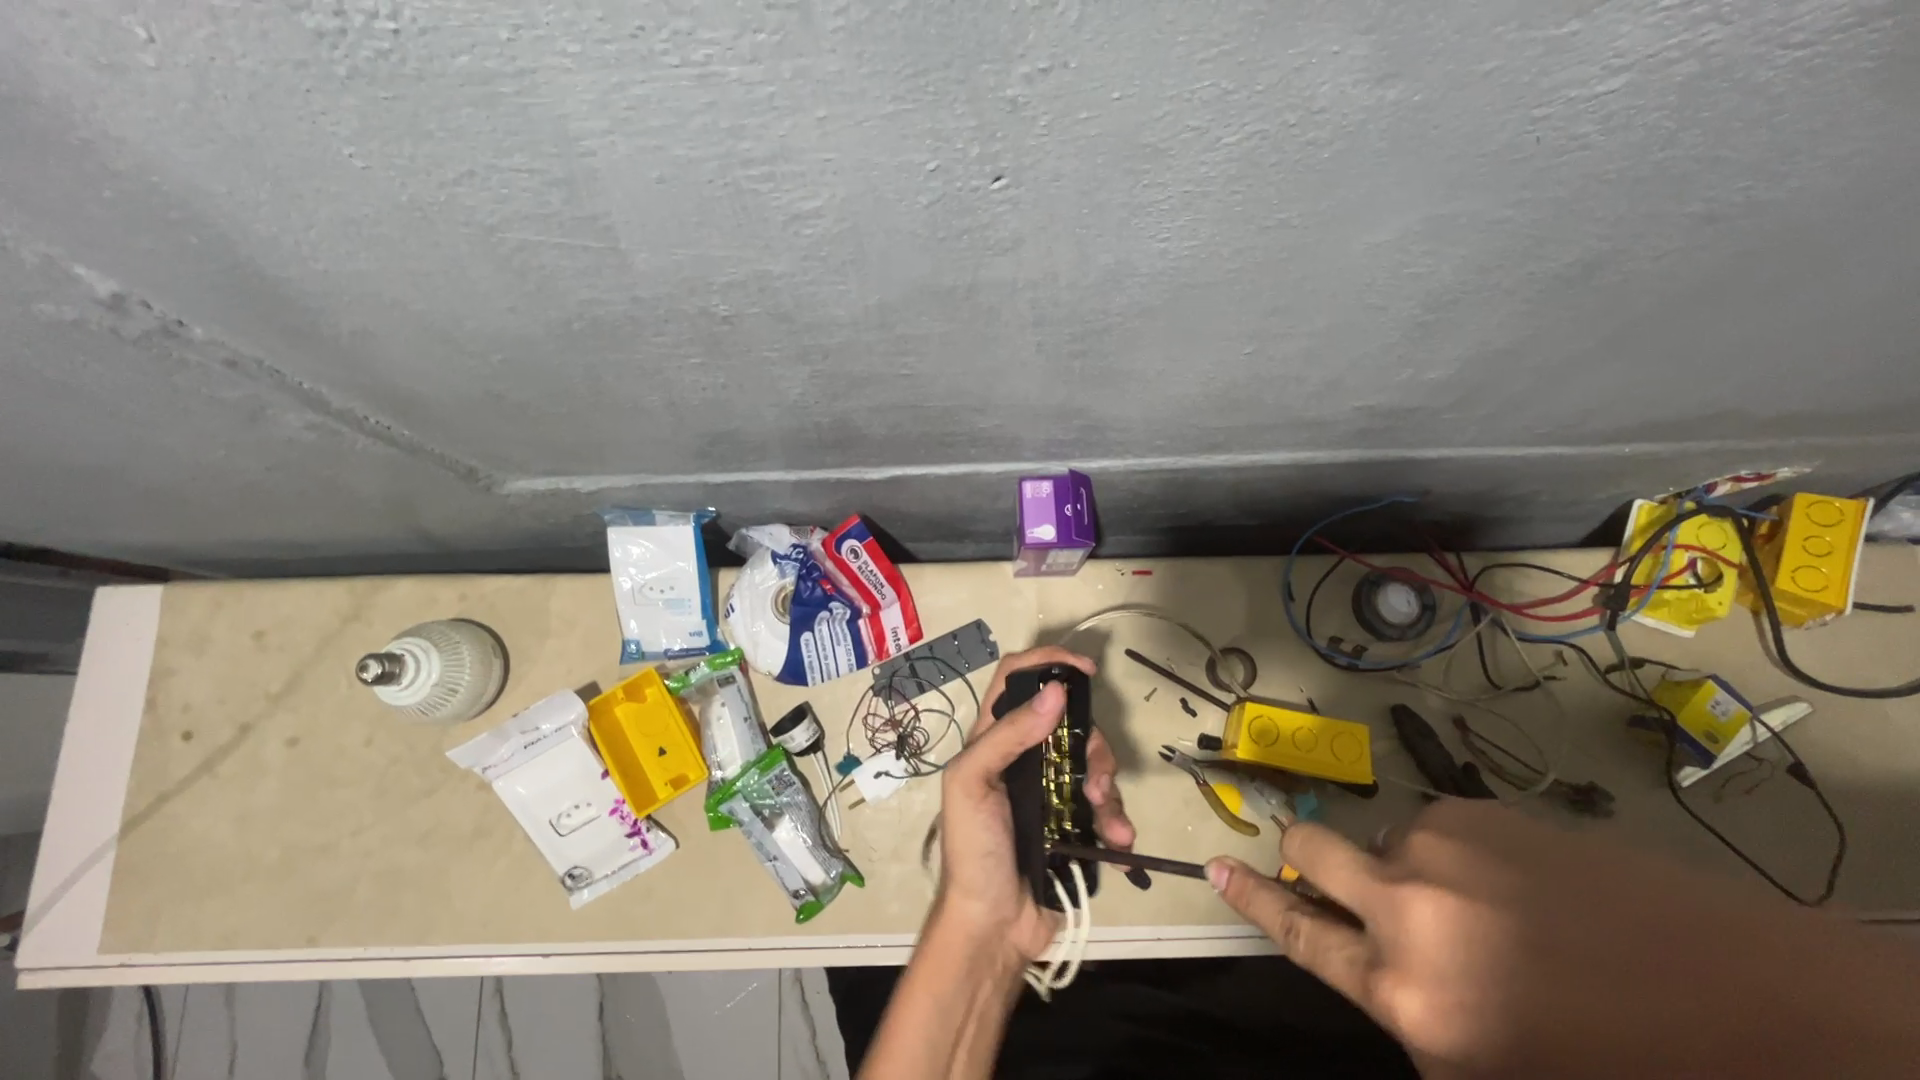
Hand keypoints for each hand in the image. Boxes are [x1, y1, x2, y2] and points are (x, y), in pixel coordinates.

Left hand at [931, 647, 1133, 963]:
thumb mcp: (973, 784)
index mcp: (993, 741)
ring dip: (1109, 787)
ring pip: (1096, 763)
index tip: (1085, 670)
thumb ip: (1007, 736)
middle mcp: (1025, 759)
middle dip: (1093, 743)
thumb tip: (1055, 692)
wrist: (994, 925)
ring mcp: (1053, 792)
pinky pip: (1109, 807)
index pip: (1017, 681)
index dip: (1048, 664)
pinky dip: (1119, 819)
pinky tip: (1119, 841)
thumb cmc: (974, 849)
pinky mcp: (1077, 824)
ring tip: (1107, 819)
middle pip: (1070, 724)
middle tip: (1096, 779)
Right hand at [1206, 800, 1918, 1078]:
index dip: (1250, 899)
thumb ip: (1413, 1009)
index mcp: (1410, 996)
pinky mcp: (1489, 813)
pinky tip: (1523, 886)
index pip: (1299, 935)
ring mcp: (1446, 848)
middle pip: (1314, 850)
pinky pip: (1440, 827)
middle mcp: (1408, 910)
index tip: (1215, 867)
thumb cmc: (1613, 1061)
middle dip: (1307, 854)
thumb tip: (1382, 962)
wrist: (1750, 1002)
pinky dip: (1458, 853)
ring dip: (1409, 868)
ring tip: (1488, 908)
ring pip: (1389, 842)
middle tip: (1327, 865)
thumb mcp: (1486, 1061)